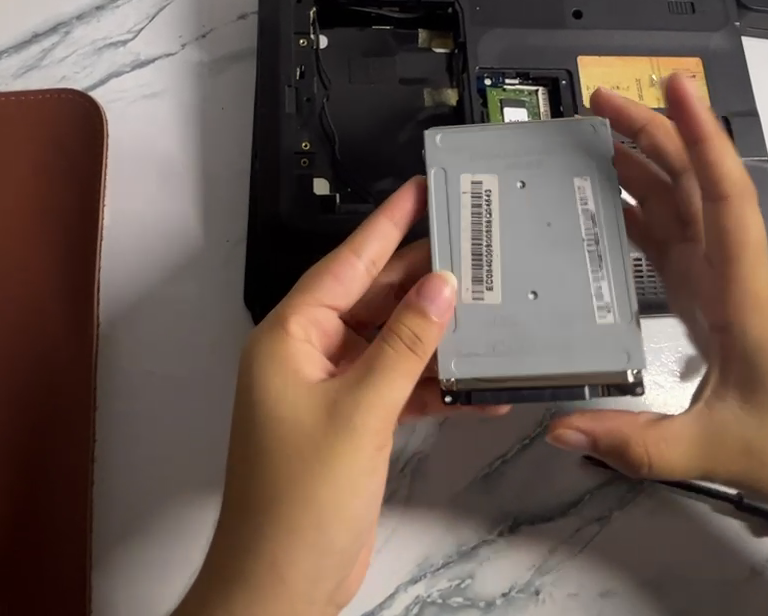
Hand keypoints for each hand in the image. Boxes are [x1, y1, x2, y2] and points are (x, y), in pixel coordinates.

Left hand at [177, 178, 484, 615]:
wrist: (282, 587)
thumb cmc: (299, 500)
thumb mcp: (359, 411)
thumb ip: (404, 345)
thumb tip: (440, 287)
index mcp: (291, 335)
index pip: (347, 263)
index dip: (386, 224)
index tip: (419, 190)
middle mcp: (310, 351)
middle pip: (373, 298)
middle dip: (421, 277)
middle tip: (470, 245)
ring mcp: (333, 386)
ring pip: (391, 340)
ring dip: (434, 332)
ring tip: (486, 304)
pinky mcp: (354, 419)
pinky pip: (398, 383)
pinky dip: (432, 383)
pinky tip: (476, 384)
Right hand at [545, 75, 767, 516]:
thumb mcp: (715, 450)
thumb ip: (636, 443)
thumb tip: (556, 428)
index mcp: (739, 288)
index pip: (722, 194)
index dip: (700, 135)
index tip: (676, 84)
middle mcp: (728, 270)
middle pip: (693, 182)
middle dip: (652, 132)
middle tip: (599, 100)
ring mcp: (719, 282)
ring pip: (680, 204)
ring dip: (642, 164)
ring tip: (594, 134)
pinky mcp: (710, 299)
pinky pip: (670, 238)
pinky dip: (639, 210)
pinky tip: (608, 200)